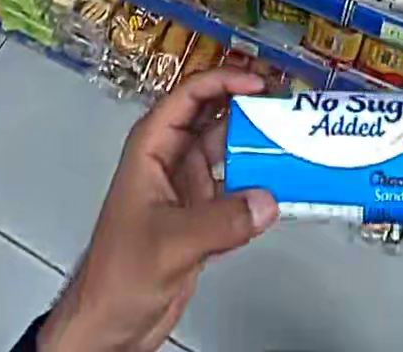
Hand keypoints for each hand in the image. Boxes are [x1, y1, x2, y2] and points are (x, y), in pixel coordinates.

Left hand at [39, 68, 279, 351]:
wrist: (112, 321)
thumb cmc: (120, 270)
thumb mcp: (170, 240)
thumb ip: (220, 220)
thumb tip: (266, 201)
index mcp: (152, 143)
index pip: (189, 96)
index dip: (222, 81)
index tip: (256, 83)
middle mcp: (172, 155)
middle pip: (212, 115)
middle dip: (246, 105)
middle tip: (282, 103)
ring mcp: (188, 182)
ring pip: (227, 149)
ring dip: (255, 144)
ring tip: (289, 137)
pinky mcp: (203, 211)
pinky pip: (236, 184)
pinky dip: (257, 181)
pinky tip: (281, 183)